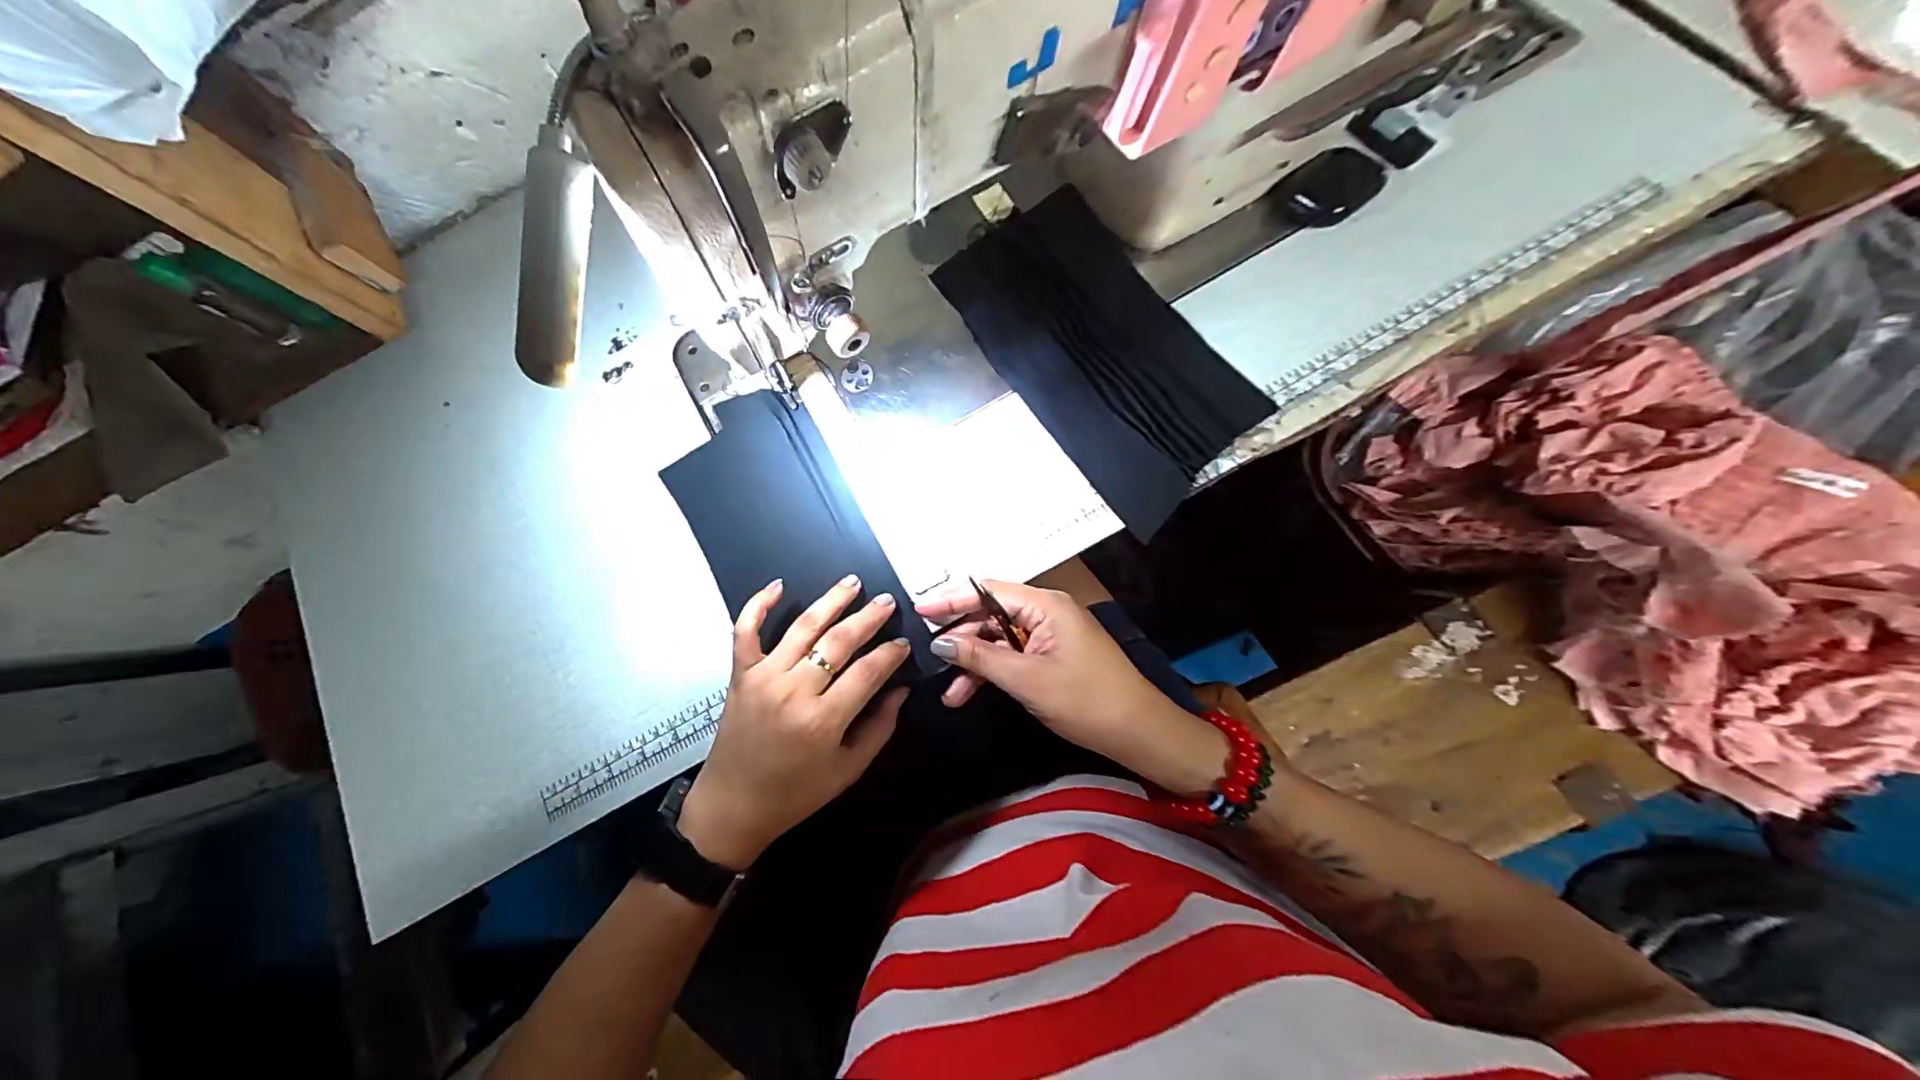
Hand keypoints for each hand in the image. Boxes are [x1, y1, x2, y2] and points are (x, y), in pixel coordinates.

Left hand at [678, 575, 908, 870]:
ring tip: (852, 583)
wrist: (733, 806)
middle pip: (839, 642)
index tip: (904, 643)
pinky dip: (758, 605)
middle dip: (868, 618)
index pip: (868, 671)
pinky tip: (777, 586)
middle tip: (886, 601)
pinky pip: (745, 632)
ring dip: (830, 601)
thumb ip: (880, 727)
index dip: (891, 653)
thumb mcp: (848, 769)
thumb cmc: (795, 793)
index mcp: (823, 721)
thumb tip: (900, 689)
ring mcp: (763, 679)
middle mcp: (793, 692)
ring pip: (802, 627)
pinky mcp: (740, 675)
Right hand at [917, 581, 1228, 797]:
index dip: (951, 600)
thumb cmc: (1085, 700)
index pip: (988, 590)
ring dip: (975, 664)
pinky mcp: (1053, 657)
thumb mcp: (1025, 679)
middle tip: (932, 659)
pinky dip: (993, 673)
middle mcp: (1047, 612)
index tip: (919, 610)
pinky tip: (970, 694)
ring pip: (1000, 640)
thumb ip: (979, 657)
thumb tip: (940, 641)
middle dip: (961, 639)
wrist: (1138, 731)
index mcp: (1045, 604)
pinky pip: (1014, 656)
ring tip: (951, 694)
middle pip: (991, 615)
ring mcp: (1051, 635)